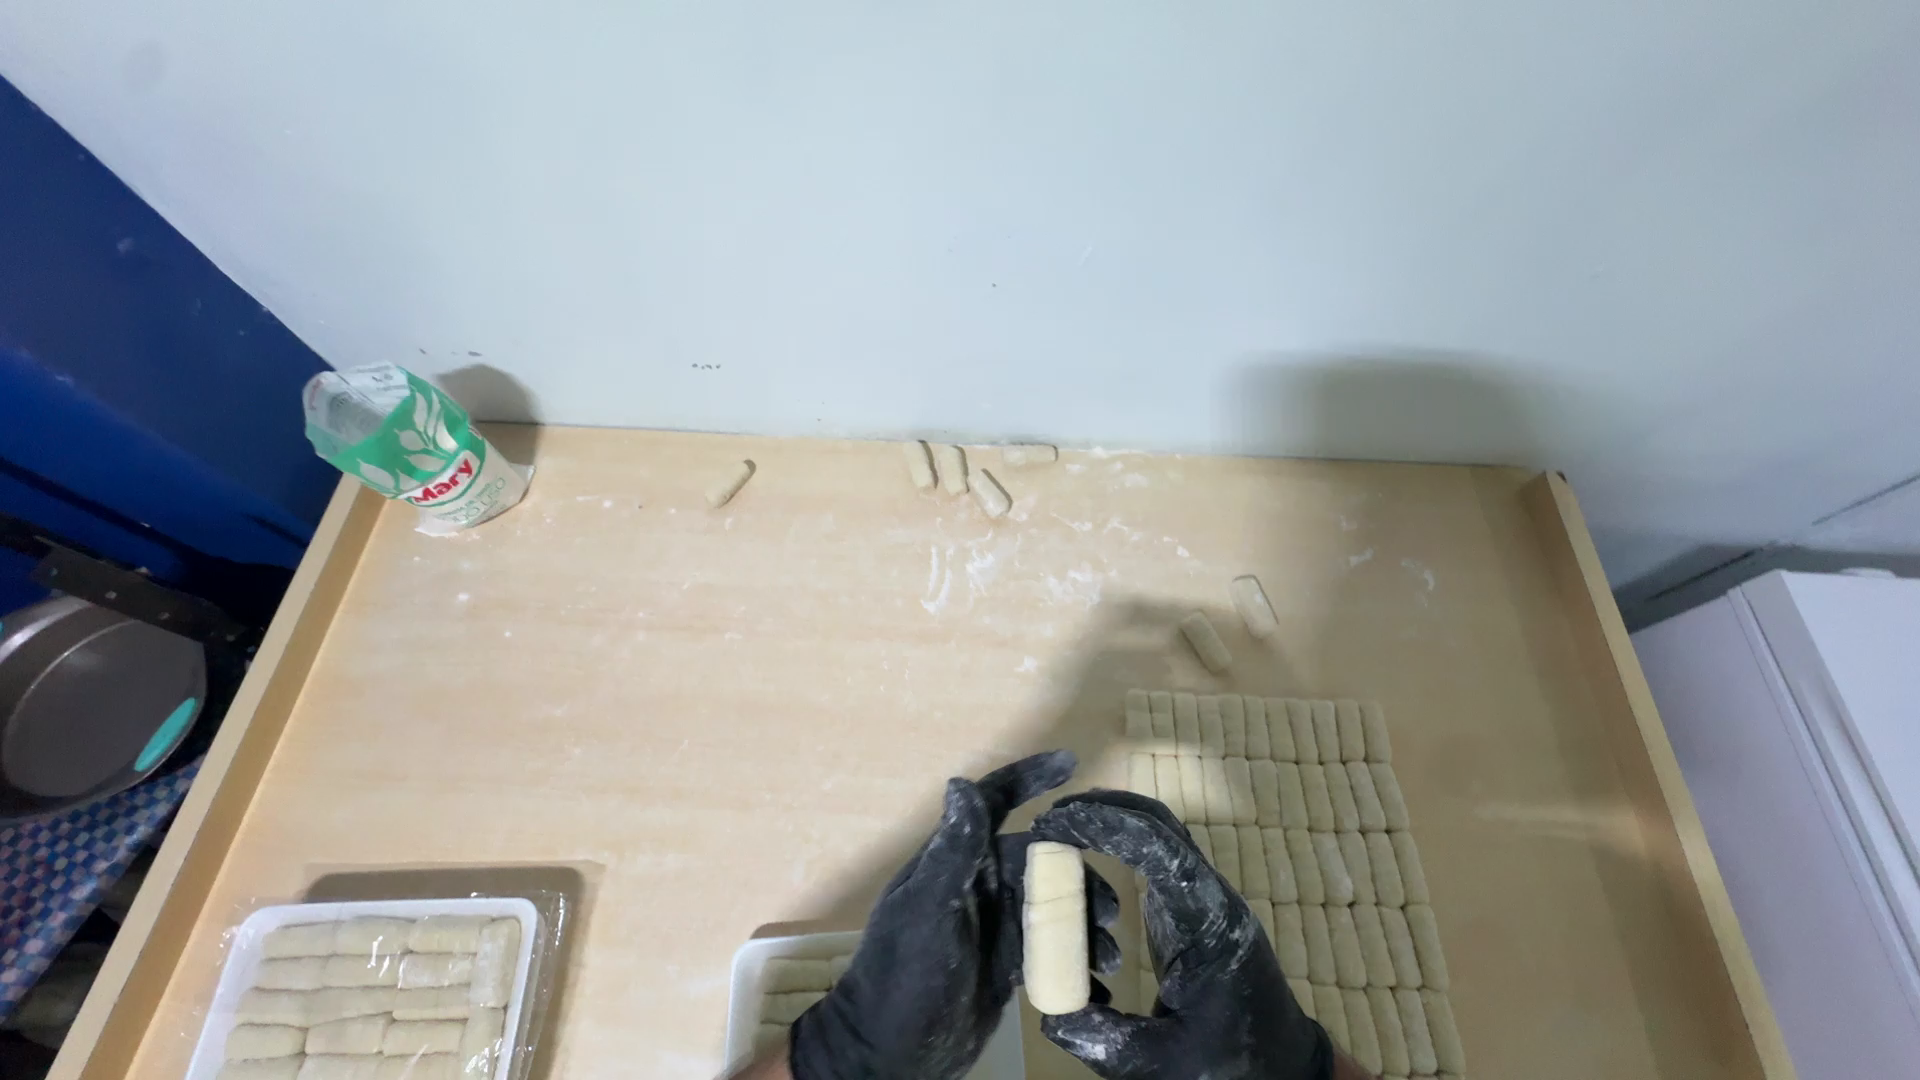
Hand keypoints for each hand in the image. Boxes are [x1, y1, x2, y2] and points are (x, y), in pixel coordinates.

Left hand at [788, 751, 1120, 1079]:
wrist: (890, 1055)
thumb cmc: (903, 974)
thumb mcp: (927, 910)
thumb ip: (950, 851)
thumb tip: (961, 784)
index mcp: (956, 859)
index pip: (995, 802)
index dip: (1029, 777)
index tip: (1070, 764)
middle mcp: (979, 882)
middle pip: (1041, 861)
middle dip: (1079, 879)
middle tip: (1109, 912)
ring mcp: (995, 923)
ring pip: (1052, 907)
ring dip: (1083, 926)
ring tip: (1105, 958)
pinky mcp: (1007, 964)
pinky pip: (1051, 951)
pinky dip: (1076, 964)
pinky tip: (1095, 989)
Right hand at [1030, 789, 1333, 1079]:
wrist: (1283, 1067)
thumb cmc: (1232, 1064)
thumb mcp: (1166, 1065)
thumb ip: (1108, 1042)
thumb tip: (1050, 1012)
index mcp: (1208, 921)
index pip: (1157, 847)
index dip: (1104, 825)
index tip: (1052, 823)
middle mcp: (1208, 893)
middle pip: (1157, 821)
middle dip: (1102, 809)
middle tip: (1049, 819)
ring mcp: (1202, 894)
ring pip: (1156, 831)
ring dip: (1109, 825)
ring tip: (1060, 844)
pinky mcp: (1190, 903)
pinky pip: (1154, 856)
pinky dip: (1118, 848)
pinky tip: (1086, 870)